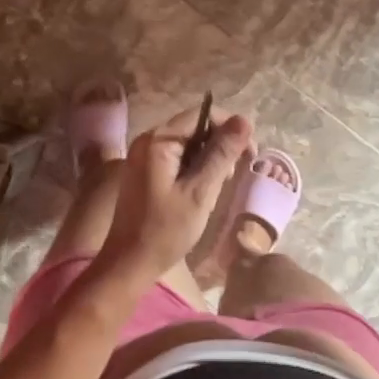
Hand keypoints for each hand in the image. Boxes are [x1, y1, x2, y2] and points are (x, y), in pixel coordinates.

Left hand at [103, 104, 253, 280]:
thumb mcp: (200, 192)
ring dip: (208, 159)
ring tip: (219, 186)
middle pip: (193, 127)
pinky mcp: (144, 172)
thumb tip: (243, 120)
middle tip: (236, 174)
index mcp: (157, 141)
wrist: (129, 263)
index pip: (201, 115)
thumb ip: (221, 154)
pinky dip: (193, 168)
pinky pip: (176, 158)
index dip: (229, 129)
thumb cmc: (165, 231)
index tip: (249, 154)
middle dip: (219, 145)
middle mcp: (146, 140)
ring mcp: (142, 156)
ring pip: (186, 144)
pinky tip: (202, 191)